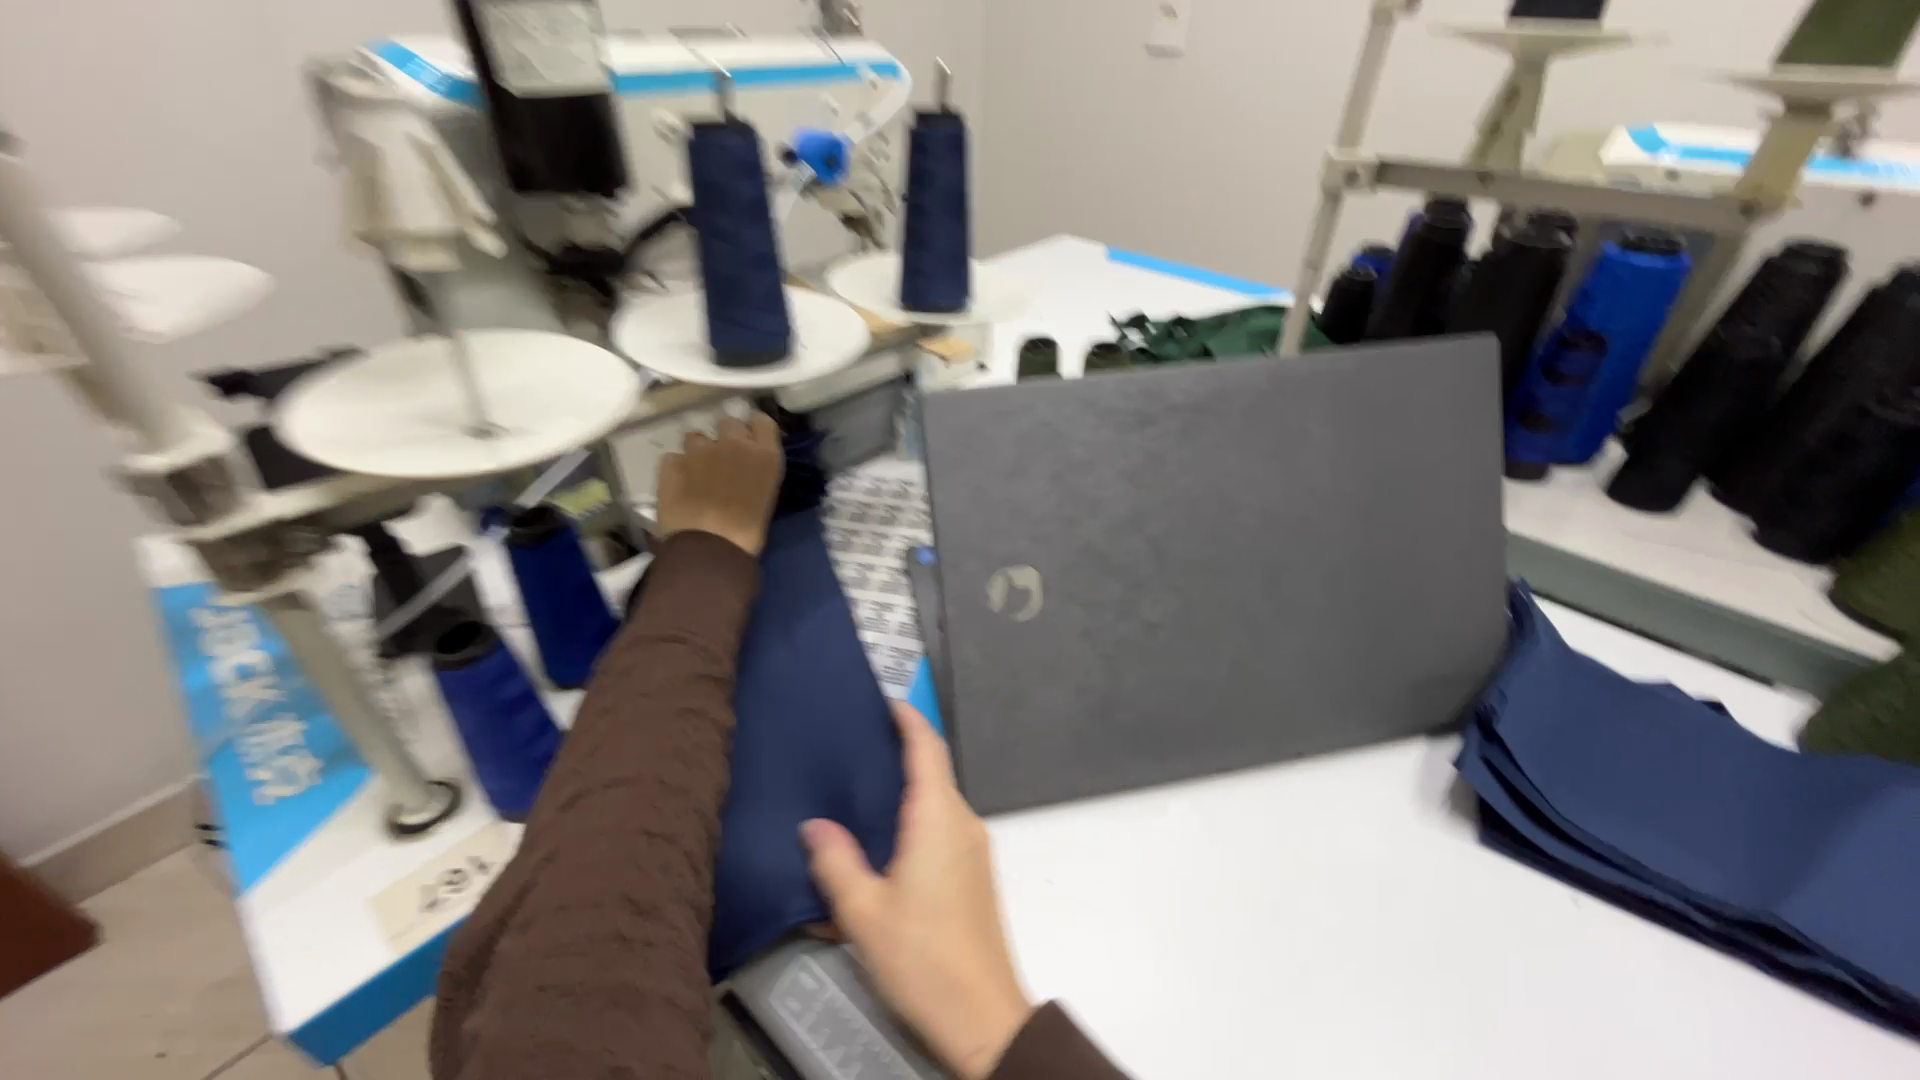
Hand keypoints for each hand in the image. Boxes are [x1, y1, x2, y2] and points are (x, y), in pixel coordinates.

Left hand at [655, 411, 783, 556]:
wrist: (710, 547)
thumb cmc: (747, 531)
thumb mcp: (766, 496)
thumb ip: (758, 471)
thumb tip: (748, 468)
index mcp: (764, 454)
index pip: (762, 421)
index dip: (754, 430)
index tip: (751, 442)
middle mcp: (733, 443)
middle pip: (729, 422)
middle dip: (726, 436)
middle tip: (723, 460)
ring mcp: (699, 450)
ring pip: (696, 436)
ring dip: (697, 450)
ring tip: (696, 474)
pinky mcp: (672, 462)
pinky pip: (673, 457)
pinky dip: (675, 469)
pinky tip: (678, 487)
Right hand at [803, 705, 1034, 1079]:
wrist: (984, 1016)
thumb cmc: (924, 959)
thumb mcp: (864, 913)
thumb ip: (836, 862)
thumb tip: (815, 826)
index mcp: (938, 819)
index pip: (928, 748)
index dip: (908, 719)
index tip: (886, 701)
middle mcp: (964, 823)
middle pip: (935, 771)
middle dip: (901, 752)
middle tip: (857, 747)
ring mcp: (976, 849)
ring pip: (940, 801)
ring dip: (909, 788)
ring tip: (863, 791)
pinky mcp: (976, 873)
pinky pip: (945, 826)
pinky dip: (918, 816)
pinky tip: (888, 839)